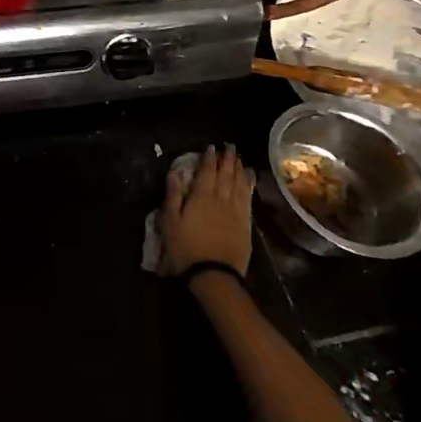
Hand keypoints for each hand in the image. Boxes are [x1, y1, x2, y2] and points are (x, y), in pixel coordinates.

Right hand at [162, 145, 255, 277]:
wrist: (214, 275)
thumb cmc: (186, 249)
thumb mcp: (170, 222)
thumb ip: (173, 195)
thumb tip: (174, 172)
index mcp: (201, 197)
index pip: (207, 172)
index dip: (209, 158)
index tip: (211, 147)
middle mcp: (221, 198)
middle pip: (226, 174)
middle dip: (227, 159)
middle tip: (229, 146)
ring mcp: (236, 210)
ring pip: (239, 183)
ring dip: (239, 168)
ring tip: (239, 158)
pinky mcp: (246, 223)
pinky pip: (249, 197)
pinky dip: (249, 184)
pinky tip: (250, 178)